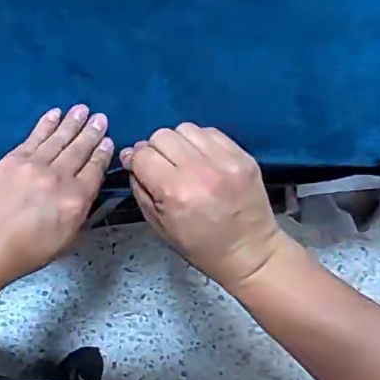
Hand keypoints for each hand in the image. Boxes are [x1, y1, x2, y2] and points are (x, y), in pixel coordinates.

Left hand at [0, 105, 112, 285]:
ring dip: (72, 122)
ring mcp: (35, 165)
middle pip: (80, 149)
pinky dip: (46, 124)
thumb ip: (80, 211)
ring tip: (83, 109)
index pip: (95, 169)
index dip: (102, 153)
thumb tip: (86, 189)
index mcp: (76, 199)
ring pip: (59, 138)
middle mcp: (59, 177)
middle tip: (100, 118)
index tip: (108, 141)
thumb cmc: (27, 251)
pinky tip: (55, 114)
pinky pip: (35, 136)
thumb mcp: (66, 238)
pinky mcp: (13, 159)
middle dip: (92, 132)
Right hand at [120, 123, 296, 293]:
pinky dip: (200, 142)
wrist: (249, 251)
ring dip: (178, 142)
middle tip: (163, 167)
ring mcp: (225, 160)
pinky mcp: (242, 155)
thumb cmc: (199, 246)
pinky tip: (203, 159)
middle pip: (161, 136)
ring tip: (184, 161)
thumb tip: (130, 157)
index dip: (135, 160)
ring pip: (185, 128)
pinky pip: (211, 132)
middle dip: (155, 149)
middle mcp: (199, 170)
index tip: (139, 168)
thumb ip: (140, 188)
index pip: (142, 155)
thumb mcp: (158, 225)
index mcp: (175, 192)